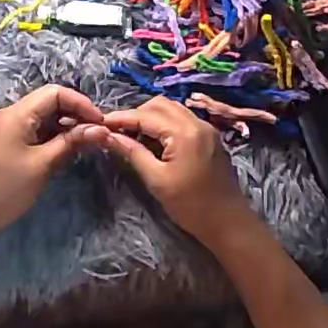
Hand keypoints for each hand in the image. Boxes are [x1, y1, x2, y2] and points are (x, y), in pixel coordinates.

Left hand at [0, 85, 107, 235]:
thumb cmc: (4, 189)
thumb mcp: (42, 165)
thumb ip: (71, 142)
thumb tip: (101, 129)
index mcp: (17, 113)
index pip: (55, 92)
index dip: (81, 103)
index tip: (100, 123)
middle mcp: (10, 115)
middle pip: (49, 102)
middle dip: (75, 114)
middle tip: (96, 134)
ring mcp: (6, 129)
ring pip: (42, 117)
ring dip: (64, 126)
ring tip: (84, 143)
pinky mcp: (5, 144)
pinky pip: (33, 130)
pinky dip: (51, 136)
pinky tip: (64, 151)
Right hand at [93, 97, 249, 239]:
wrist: (228, 222)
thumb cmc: (190, 205)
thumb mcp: (156, 180)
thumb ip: (132, 152)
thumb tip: (107, 136)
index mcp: (184, 132)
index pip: (145, 115)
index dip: (121, 118)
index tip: (100, 123)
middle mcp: (197, 122)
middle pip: (159, 104)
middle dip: (136, 114)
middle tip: (117, 131)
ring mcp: (206, 128)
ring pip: (172, 109)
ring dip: (150, 117)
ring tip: (133, 135)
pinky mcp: (209, 137)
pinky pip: (182, 119)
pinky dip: (165, 123)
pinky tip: (154, 141)